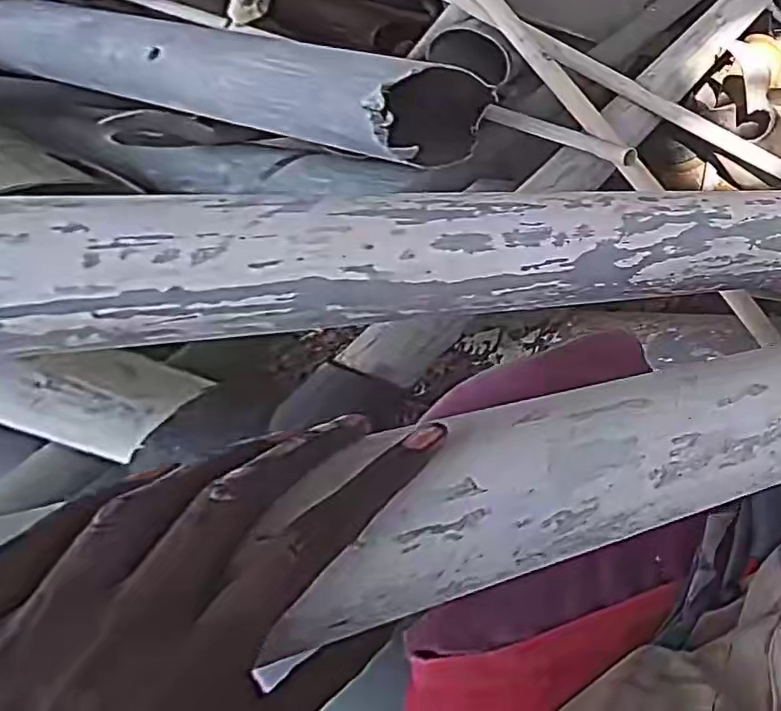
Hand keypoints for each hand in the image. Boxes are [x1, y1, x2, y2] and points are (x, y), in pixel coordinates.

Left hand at [0, 415, 444, 710]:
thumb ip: (329, 670)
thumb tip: (404, 610)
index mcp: (198, 659)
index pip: (314, 538)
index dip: (378, 479)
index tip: (420, 443)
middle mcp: (123, 631)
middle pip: (228, 504)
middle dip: (301, 451)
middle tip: (341, 431)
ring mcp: (41, 627)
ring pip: (141, 507)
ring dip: (217, 463)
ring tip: (264, 446)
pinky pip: (40, 538)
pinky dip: (102, 497)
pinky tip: (152, 479)